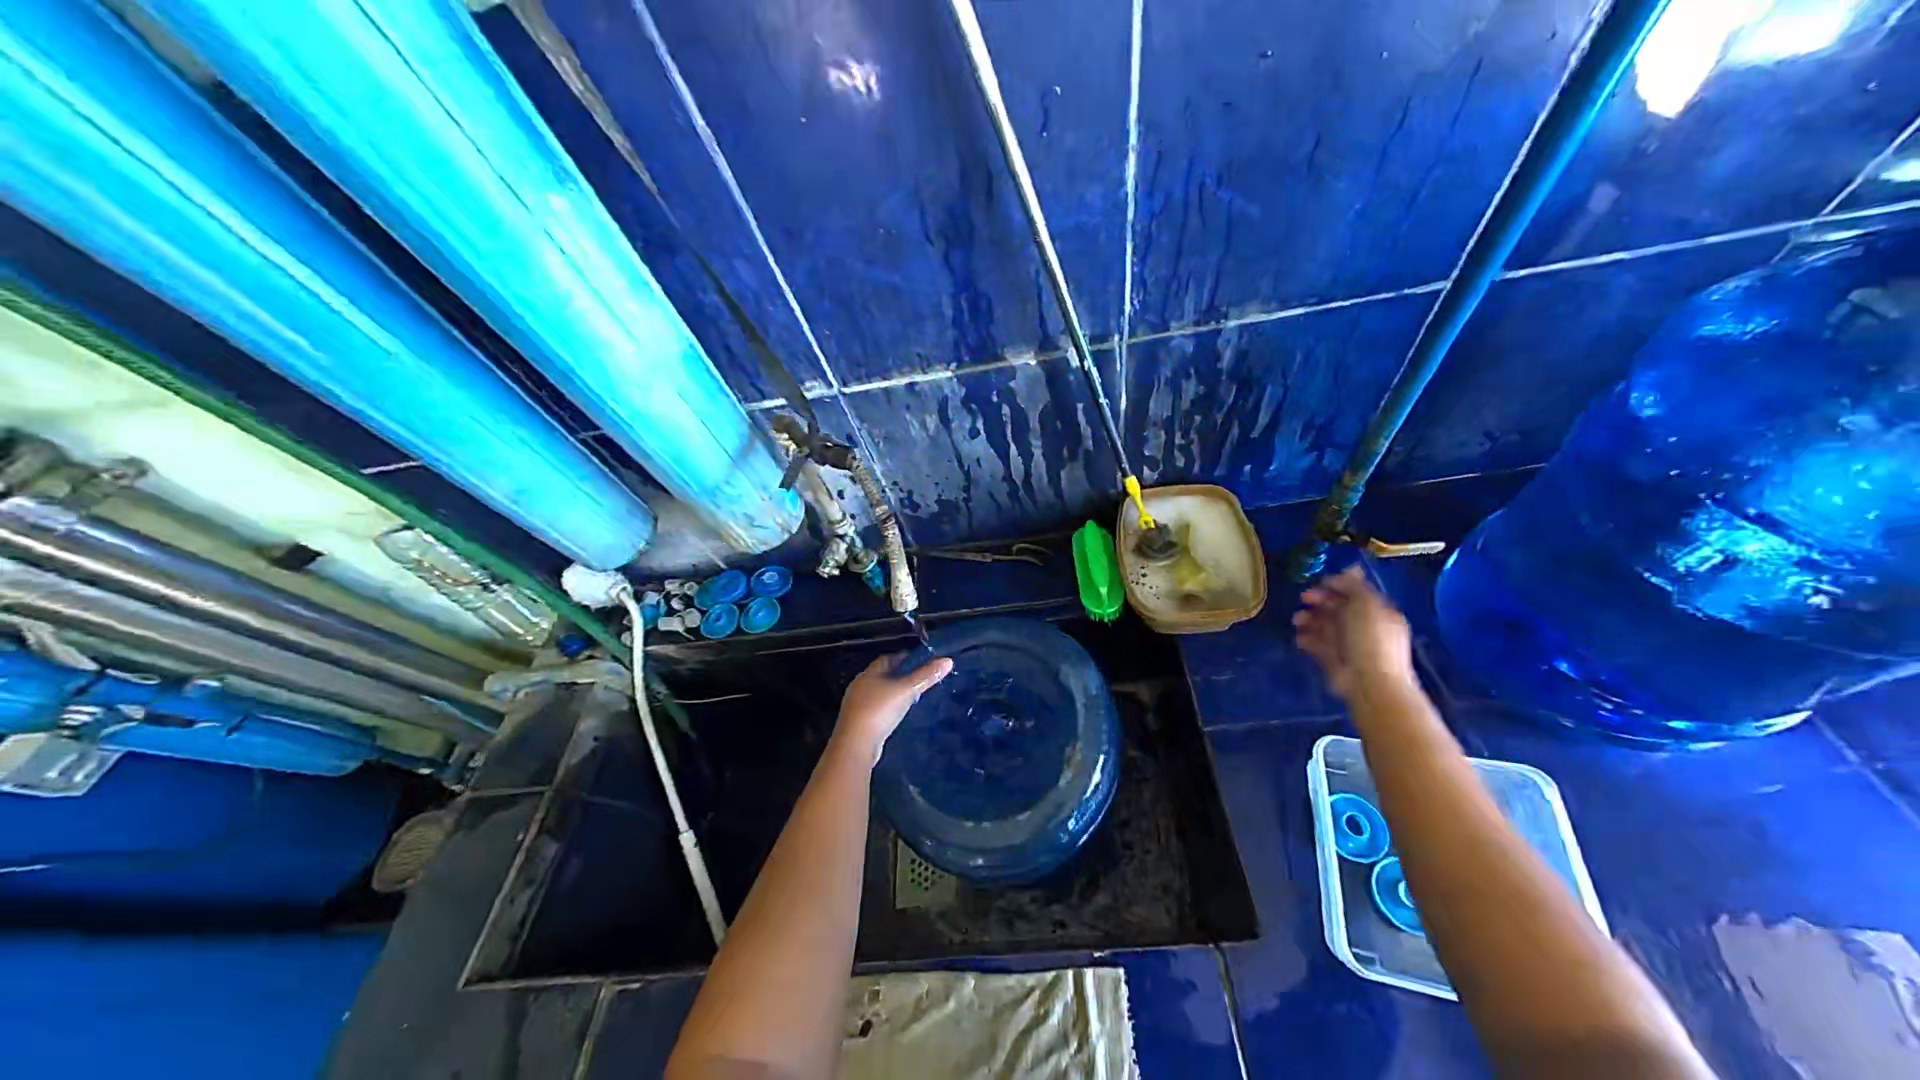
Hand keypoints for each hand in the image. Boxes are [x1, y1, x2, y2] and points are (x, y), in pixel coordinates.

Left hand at [832, 653, 954, 762]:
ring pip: (878, 692)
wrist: (856, 745)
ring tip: (912, 697)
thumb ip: (926, 676)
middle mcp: (860, 685)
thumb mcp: (907, 691)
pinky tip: (898, 715)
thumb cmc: (880, 710)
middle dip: (900, 675)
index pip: (887, 658)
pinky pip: (876, 708)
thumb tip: (948, 660)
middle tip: (920, 680)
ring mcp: (856, 704)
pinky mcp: (858, 721)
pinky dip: (887, 708)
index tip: (921, 662)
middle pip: (882, 675)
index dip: (904, 658)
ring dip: (893, 693)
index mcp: (869, 673)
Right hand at [1292, 565, 1416, 702]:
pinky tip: (1299, 638)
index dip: (1337, 586)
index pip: (1356, 594)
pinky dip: (1308, 639)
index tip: (1318, 584)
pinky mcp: (1334, 661)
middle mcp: (1365, 627)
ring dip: (1310, 620)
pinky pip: (1318, 645)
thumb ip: (1355, 586)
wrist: (1369, 682)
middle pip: (1339, 609)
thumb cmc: (1370, 639)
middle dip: (1319, 602)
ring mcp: (1350, 645)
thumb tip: (1350, 568)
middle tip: (1303, 599)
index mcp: (1378, 612)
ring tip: (1297, 621)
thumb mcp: (1366, 604)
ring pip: (1326, 626)